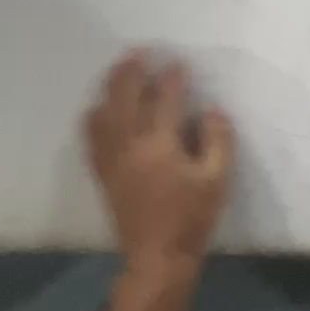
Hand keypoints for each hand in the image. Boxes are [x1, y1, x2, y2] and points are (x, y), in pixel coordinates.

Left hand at [85, 49, 235, 273]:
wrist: (157, 258)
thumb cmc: (192, 217)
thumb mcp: (217, 178)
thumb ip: (217, 140)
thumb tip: (211, 110)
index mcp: (160, 146)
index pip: (164, 101)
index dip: (172, 79)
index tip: (179, 63)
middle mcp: (131, 147)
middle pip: (125, 100)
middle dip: (131, 73)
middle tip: (139, 52)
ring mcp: (113, 161)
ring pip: (104, 115)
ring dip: (110, 89)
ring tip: (117, 70)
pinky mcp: (104, 175)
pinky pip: (92, 140)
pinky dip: (94, 119)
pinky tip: (97, 108)